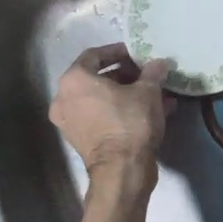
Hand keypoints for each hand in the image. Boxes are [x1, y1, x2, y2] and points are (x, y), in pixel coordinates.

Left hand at [48, 44, 172, 174]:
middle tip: (145, 75)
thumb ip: (152, 72)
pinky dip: (118, 111)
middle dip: (124, 75)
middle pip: (95, 78)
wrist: (122, 170)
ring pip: (99, 100)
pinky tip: (147, 113)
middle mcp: (64, 98)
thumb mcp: (148, 92)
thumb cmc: (131, 122)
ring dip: (124, 95)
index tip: (135, 54)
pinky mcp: (79, 140)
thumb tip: (158, 63)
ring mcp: (68, 121)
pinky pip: (99, 117)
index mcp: (75, 80)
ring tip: (153, 95)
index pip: (94, 55)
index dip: (117, 51)